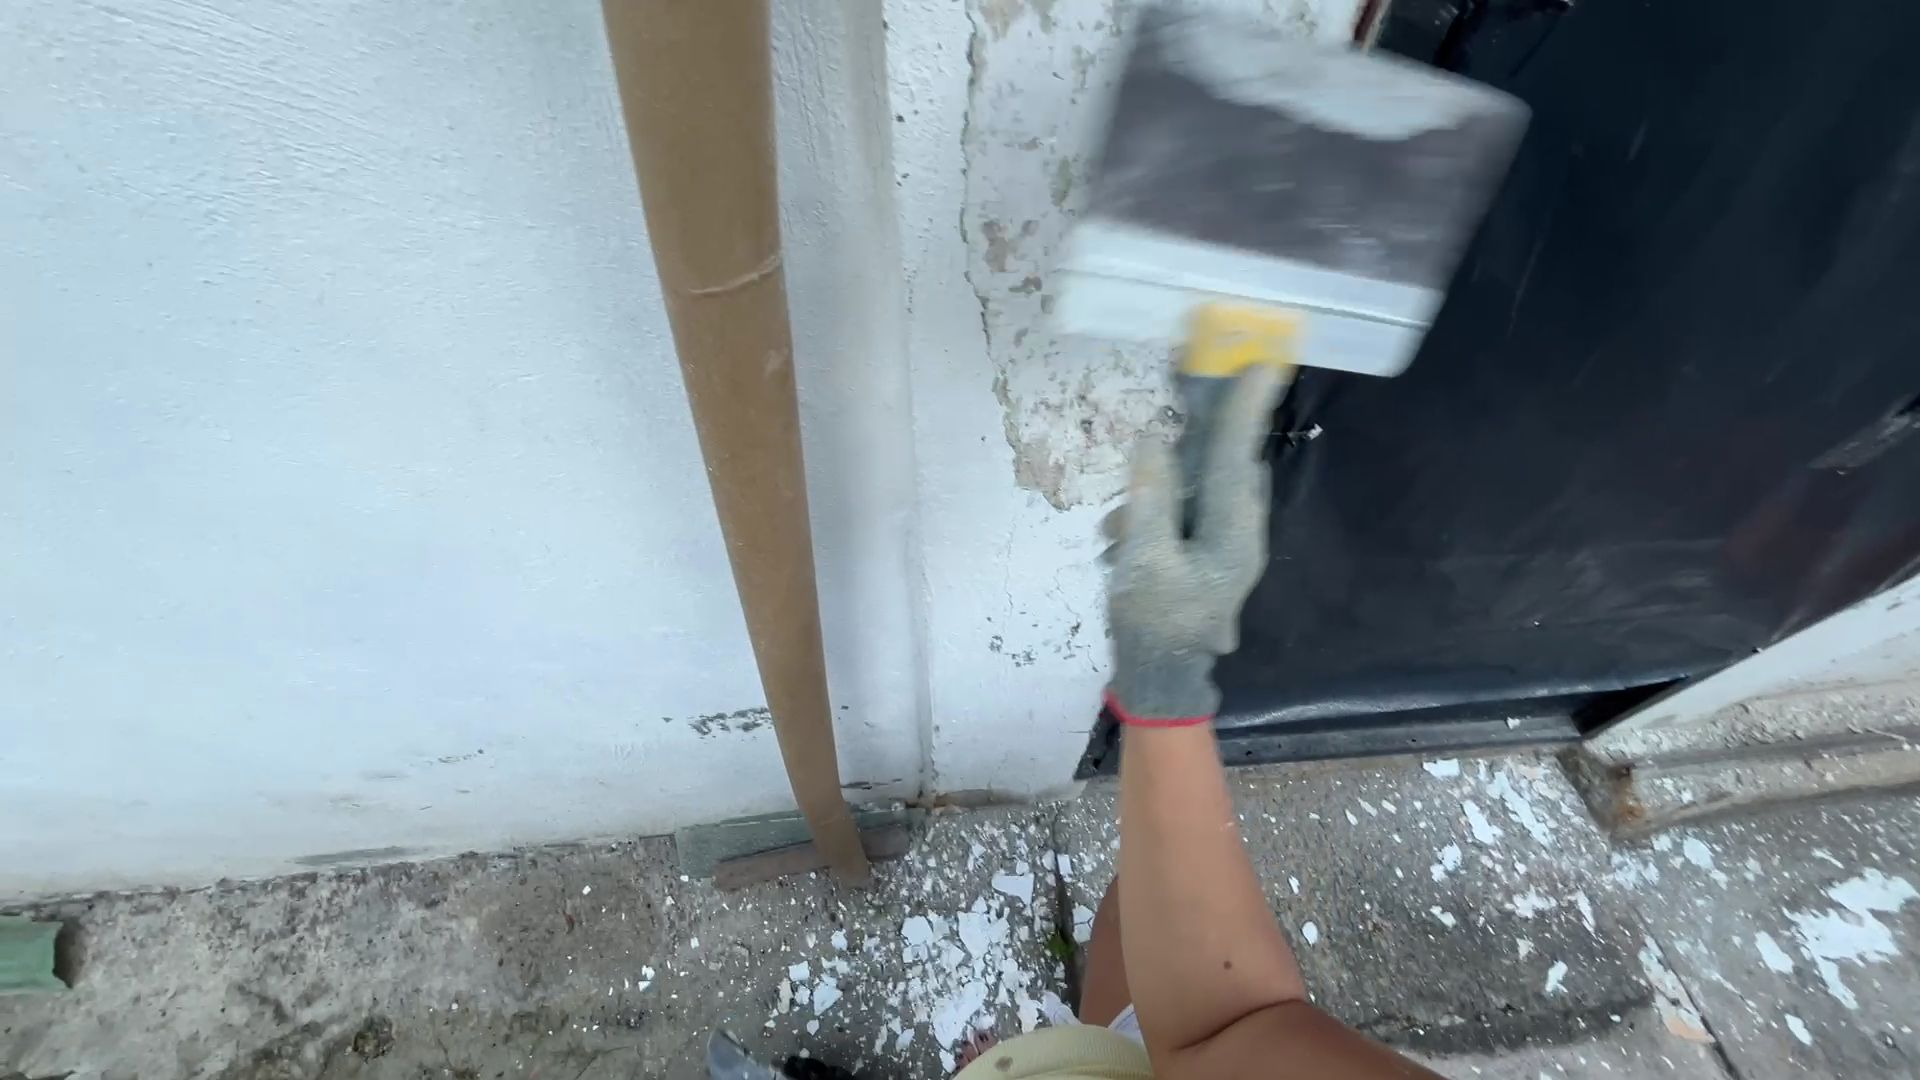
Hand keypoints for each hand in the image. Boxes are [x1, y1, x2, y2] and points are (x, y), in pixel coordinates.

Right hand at [1105, 364, 1286, 723]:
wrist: (1158, 675)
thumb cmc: (1155, 621)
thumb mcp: (1144, 560)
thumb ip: (1151, 497)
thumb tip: (1152, 439)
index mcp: (1234, 533)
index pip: (1237, 458)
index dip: (1246, 409)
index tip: (1263, 361)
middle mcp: (1236, 530)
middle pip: (1218, 464)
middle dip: (1196, 432)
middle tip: (1183, 390)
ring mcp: (1219, 541)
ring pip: (1192, 488)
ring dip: (1155, 490)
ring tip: (1123, 531)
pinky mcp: (1199, 549)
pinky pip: (1177, 511)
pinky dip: (1148, 515)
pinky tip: (1120, 542)